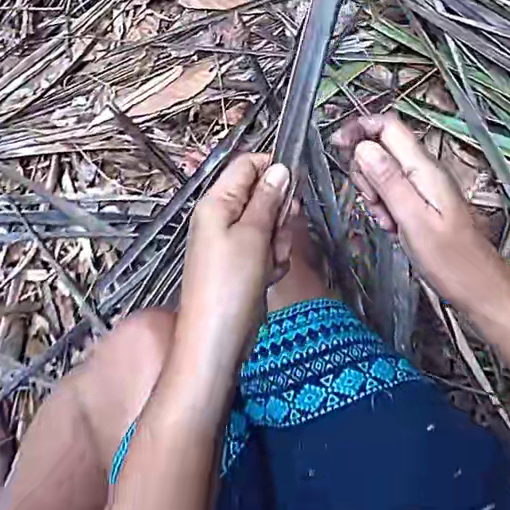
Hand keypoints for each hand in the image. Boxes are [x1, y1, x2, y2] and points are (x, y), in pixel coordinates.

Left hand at [176, 153, 289, 369]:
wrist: (215, 344)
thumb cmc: (229, 287)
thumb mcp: (253, 236)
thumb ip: (267, 199)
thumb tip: (279, 169)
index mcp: (215, 202)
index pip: (245, 165)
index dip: (272, 169)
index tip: (294, 186)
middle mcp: (219, 217)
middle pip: (259, 195)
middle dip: (277, 213)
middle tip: (278, 234)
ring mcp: (228, 241)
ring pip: (266, 224)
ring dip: (277, 241)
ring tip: (270, 262)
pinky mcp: (238, 264)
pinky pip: (264, 249)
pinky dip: (272, 260)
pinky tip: (268, 277)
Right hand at [333, 114, 509, 309]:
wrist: (481, 291)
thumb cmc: (453, 261)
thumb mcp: (414, 220)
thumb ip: (388, 180)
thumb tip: (363, 147)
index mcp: (424, 168)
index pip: (387, 125)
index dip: (359, 128)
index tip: (338, 145)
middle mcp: (424, 170)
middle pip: (379, 147)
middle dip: (364, 170)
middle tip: (372, 200)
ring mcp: (423, 185)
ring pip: (381, 170)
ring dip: (372, 191)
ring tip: (386, 219)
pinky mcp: (421, 200)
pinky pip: (390, 190)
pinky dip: (382, 205)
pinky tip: (392, 225)